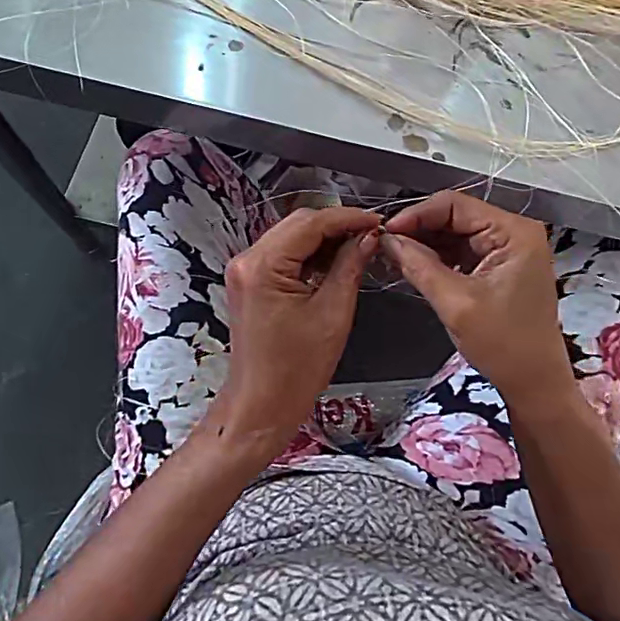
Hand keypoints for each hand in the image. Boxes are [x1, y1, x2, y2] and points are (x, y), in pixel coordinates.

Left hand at [210, 207, 380, 456]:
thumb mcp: (333, 314)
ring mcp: (244, 270)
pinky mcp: (248, 281)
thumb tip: (366, 238)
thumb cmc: (295, 370)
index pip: (309, 223)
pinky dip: (306, 254)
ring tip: (357, 247)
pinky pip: (280, 254)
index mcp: (262, 266)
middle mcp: (246, 261)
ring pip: (288, 236)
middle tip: (370, 234)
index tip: (375, 220)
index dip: (346, 217)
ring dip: (321, 238)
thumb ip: (349, 267)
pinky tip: (333, 262)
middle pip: (296, 224)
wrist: (262, 403)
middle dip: (335, 225)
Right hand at [379, 190, 572, 404]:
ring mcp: (504, 249)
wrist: (534, 384)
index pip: (453, 205)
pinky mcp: (494, 265)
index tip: (386, 232)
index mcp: (514, 233)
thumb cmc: (505, 345)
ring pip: (449, 232)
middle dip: (416, 229)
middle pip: (451, 215)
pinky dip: (431, 256)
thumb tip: (386, 239)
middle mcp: (512, 233)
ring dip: (420, 243)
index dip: (415, 215)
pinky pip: (455, 249)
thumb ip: (418, 265)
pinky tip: (407, 264)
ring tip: (390, 255)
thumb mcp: (455, 303)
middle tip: (383, 244)